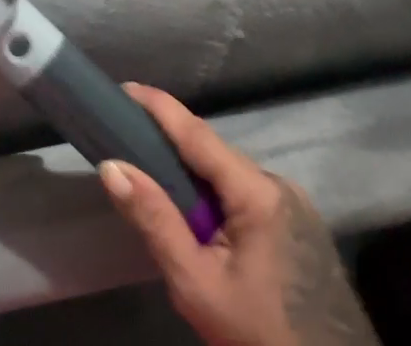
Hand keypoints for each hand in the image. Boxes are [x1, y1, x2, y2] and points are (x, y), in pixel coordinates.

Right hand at [99, 84, 379, 345]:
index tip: (125, 89)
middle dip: (170, 143)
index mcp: (258, 193)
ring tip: (149, 174)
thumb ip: (154, 220)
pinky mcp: (298, 224)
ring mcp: (293, 204)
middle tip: (124, 136)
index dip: (160, 108)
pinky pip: (245, 194)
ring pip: (229, 175)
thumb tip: (112, 167)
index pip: (198, 135)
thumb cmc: (257, 332)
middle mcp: (280, 185)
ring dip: (191, 173)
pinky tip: (192, 212)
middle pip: (213, 153)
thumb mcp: (195, 282)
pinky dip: (213, 195)